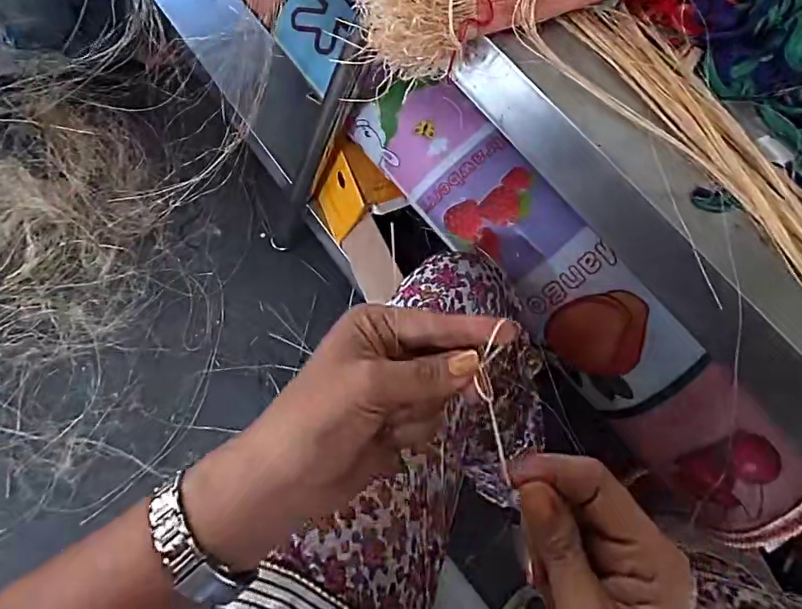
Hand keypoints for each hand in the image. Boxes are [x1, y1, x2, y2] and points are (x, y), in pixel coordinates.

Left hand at [181, 305, 510, 570]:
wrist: (289, 477)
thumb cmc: (320, 415)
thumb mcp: (370, 386)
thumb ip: (425, 375)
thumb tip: (474, 362)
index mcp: (373, 326)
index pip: (432, 324)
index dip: (471, 329)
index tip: (512, 332)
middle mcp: (385, 350)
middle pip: (442, 358)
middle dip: (446, 380)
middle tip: (458, 393)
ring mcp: (392, 388)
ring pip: (440, 394)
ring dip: (421, 413)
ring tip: (387, 424)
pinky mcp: (396, 423)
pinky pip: (429, 420)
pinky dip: (415, 431)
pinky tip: (388, 440)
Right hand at [511, 454, 693, 608]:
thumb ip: (559, 546)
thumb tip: (530, 484)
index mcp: (653, 551)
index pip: (596, 479)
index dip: (550, 468)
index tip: (507, 477)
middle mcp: (646, 544)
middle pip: (581, 493)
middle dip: (544, 513)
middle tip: (532, 558)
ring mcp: (631, 557)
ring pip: (569, 513)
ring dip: (545, 537)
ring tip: (546, 582)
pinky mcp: (615, 570)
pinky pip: (571, 537)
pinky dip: (550, 553)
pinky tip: (551, 582)